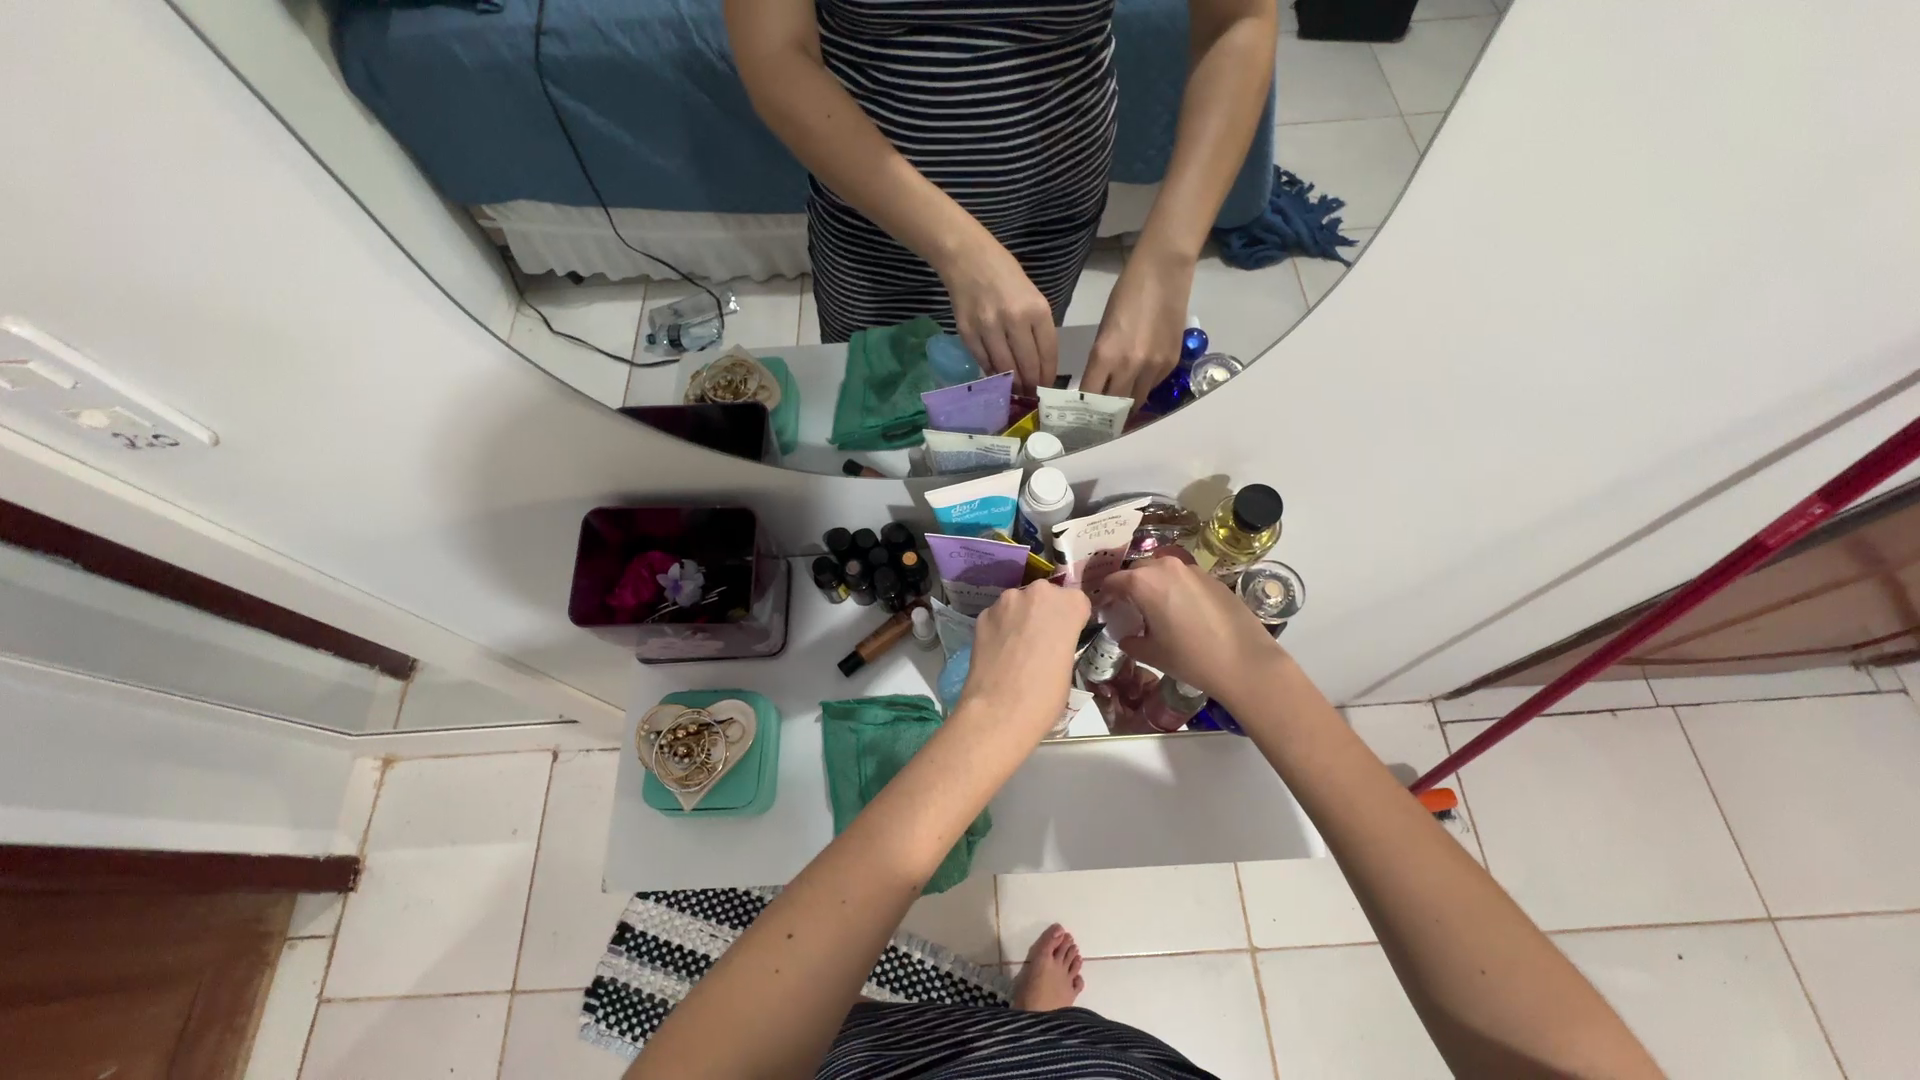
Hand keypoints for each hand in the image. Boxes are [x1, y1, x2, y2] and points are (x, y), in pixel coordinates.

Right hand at [937, 234, 1057, 393]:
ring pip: (1005, 368)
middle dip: (1031, 385)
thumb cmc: (1005, 275)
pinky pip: (983, 361)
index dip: (1047, 375)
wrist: (967, 258)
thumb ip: (1037, 328)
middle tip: (1031, 396)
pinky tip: (996, 377)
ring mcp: (988, 327)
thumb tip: (1038, 364)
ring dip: (1011, 384)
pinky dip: (991, 372)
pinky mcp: (968, 332)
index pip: (1047, 353)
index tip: (1046, 388)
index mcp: (1036, 309)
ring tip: (1015, 391)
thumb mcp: (1032, 296)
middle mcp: (1014, 319)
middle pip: (1027, 365)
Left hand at [954, 581, 1091, 742]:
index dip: (1072, 621)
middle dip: (1045, 614)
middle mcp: (1037, 593)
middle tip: (1041, 644)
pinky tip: (999, 653)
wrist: (999, 710)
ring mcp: (1006, 601)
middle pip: (1045, 597)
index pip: (1076, 601)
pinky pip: (998, 616)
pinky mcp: (982, 614)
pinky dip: (1000, 628)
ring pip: (1019, 604)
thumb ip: (1063, 641)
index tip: (1066, 638)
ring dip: (1020, 618)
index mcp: (1068, 604)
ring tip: (1016, 650)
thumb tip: (1050, 643)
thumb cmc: (1046, 695)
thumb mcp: (1069, 665)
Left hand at [1081, 247, 1194, 404]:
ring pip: (1137, 400)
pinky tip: (1139, 381)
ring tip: (1118, 407)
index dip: (1085, 409)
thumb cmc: (1126, 293)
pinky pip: (1153, 386)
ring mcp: (1154, 367)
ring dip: (1126, 404)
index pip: (1090, 396)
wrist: (1164, 273)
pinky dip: (1144, 387)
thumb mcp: (1104, 328)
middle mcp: (1130, 367)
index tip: (1080, 418)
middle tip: (1099, 420)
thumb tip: (1097, 384)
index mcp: (1105, 355)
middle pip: (1114, 406)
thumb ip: (1101, 359)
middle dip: (1105, 414)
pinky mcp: (1171, 364)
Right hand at [1099, 557, 1281, 705]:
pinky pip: (1184, 578)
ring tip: (1157, 610)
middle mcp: (1166, 567)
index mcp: (1144, 582)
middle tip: (1129, 609)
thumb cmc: (1190, 658)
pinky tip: (1184, 613)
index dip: (1105, 595)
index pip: (1113, 581)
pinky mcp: (1213, 578)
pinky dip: (1177, 589)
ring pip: (1163, 571)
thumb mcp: (1152, 654)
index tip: (1104, 608)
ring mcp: (1192, 570)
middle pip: (1138, 570)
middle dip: (1130, 586)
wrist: (1245, 661)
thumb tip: (1127, 638)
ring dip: (1155, 585)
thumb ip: (1132, 642)